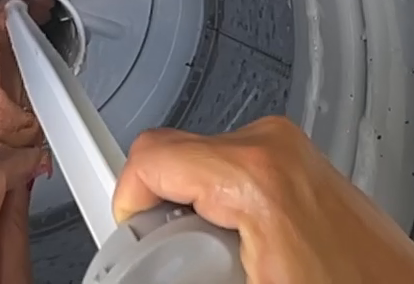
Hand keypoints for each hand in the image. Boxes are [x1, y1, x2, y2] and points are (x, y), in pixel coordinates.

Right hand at [111, 116, 413, 283]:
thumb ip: (183, 273)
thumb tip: (143, 267)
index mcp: (254, 172)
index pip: (152, 156)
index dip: (125, 203)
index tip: (120, 241)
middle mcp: (268, 143)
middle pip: (171, 160)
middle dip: (161, 222)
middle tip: (179, 273)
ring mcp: (283, 146)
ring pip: (198, 166)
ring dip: (190, 218)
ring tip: (220, 270)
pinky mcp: (292, 158)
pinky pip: (227, 170)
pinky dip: (218, 209)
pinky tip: (240, 257)